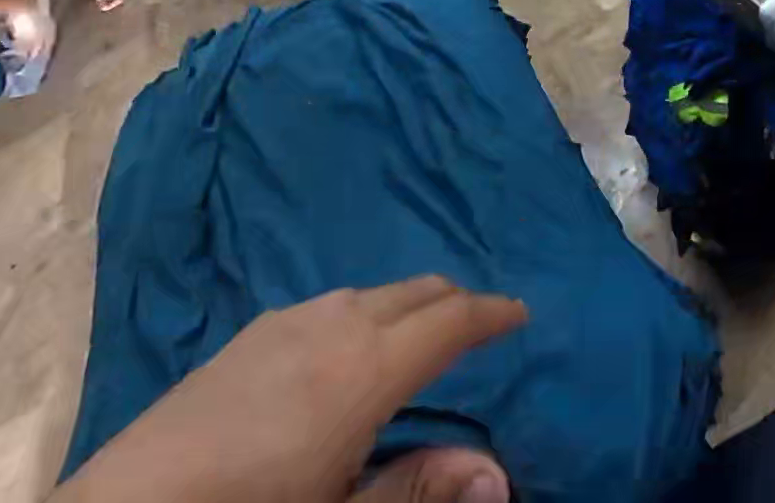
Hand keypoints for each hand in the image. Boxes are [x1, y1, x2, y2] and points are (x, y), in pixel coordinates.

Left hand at [51, 277, 527, 502]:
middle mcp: (338, 322)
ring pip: (376, 293)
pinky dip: (367, 314)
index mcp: (369, 366)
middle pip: (418, 291)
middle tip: (479, 329)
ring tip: (418, 341)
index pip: (452, 320)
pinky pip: (334, 304)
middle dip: (457, 303)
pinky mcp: (255, 330)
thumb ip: (419, 489)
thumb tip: (497, 474)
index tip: (520, 313)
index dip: (492, 313)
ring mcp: (292, 319)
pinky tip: (344, 353)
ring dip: (410, 307)